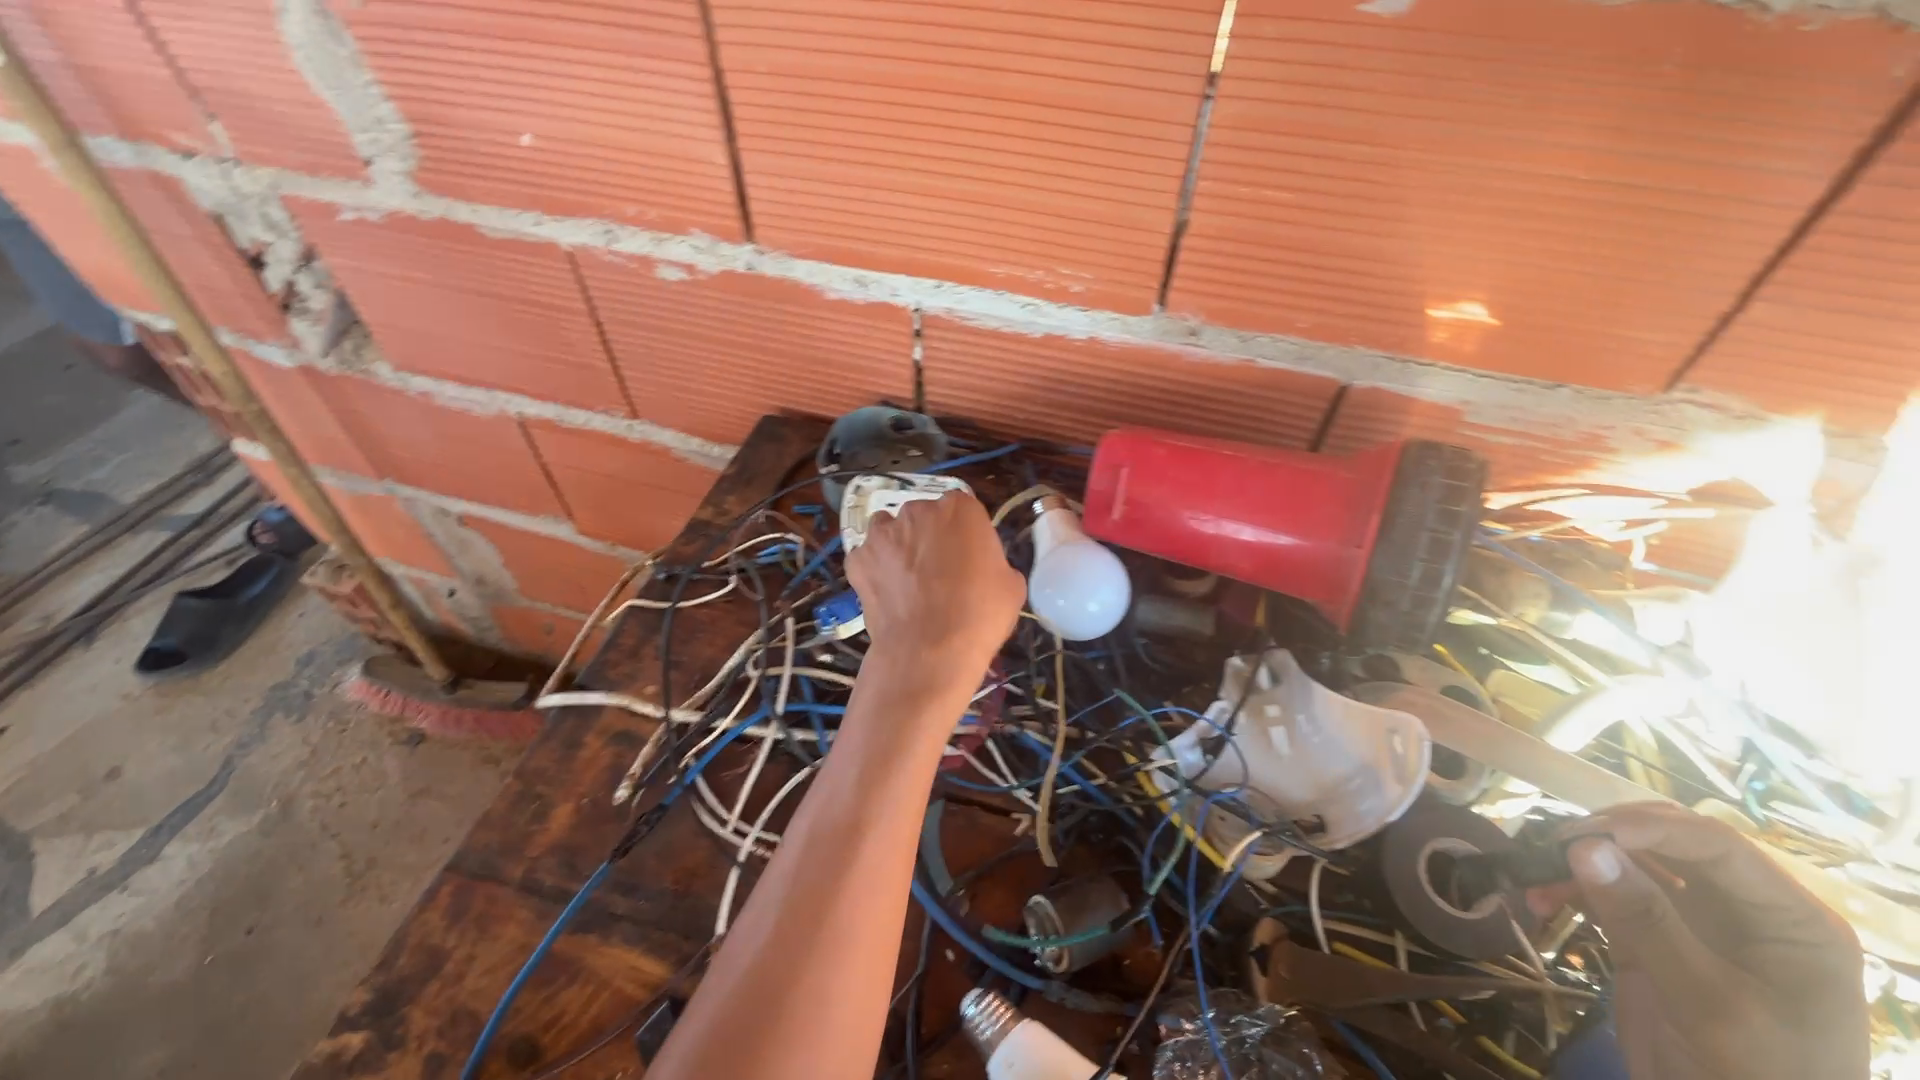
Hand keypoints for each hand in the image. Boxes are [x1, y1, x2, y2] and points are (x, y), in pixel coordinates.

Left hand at [845, 492, 1023, 669]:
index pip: (962, 509)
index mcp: (960, 509)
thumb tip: (983, 567)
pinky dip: (874, 571)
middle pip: (923, 516)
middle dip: (929, 536)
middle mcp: (917, 511)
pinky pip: (867, 558)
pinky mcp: (857, 560)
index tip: (968, 556)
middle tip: (938, 571)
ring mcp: (882, 534)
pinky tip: (887, 595)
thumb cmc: (979, 615)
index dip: (965, 533)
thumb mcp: (1010, 585)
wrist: (930, 651)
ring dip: (897, 546)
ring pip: (889, 530)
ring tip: (907, 580)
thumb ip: (994, 561)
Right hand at [1527, 802, 1865, 1079]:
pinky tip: (1541, 901)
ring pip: (1633, 866)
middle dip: (1608, 838)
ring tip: (1535, 876)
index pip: (1717, 845)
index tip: (1585, 832)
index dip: (1650, 828)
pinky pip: (1611, 899)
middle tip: (1553, 846)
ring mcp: (1698, 926)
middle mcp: (1745, 910)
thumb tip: (1583, 846)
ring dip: (1582, 865)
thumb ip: (1646, 921)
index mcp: (1788, 919)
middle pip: (1671, 845)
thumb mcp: (1705, 1001)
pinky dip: (1573, 892)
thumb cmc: (1752, 1075)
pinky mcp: (1656, 943)